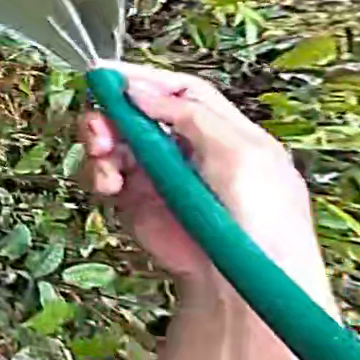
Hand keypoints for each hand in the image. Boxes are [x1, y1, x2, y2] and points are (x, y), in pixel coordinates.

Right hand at [80, 62, 321, 289]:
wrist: (240, 286)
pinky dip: (98, 173)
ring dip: (100, 142)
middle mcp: (187, 149)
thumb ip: (189, 114)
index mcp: (222, 133)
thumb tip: (137, 90)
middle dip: (111, 113)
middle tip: (99, 124)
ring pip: (113, 140)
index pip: (179, 92)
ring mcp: (159, 175)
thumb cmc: (261, 222)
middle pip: (136, 112)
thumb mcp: (240, 155)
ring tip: (102, 155)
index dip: (142, 79)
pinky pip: (103, 173)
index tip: (104, 73)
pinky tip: (108, 184)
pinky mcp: (135, 200)